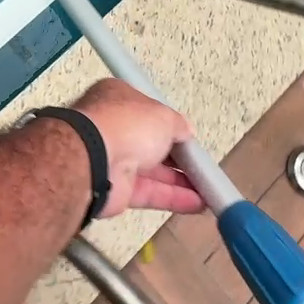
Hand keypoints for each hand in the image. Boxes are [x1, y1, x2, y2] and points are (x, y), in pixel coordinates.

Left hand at [69, 79, 203, 216]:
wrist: (95, 159)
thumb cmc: (126, 124)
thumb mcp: (163, 115)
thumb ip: (177, 124)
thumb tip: (185, 131)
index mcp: (117, 99)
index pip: (146, 110)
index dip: (168, 123)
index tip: (188, 136)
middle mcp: (113, 127)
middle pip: (150, 143)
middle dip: (177, 156)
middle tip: (202, 166)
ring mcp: (113, 158)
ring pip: (152, 171)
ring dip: (180, 181)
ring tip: (208, 189)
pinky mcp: (117, 188)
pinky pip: (150, 193)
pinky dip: (173, 198)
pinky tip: (198, 203)